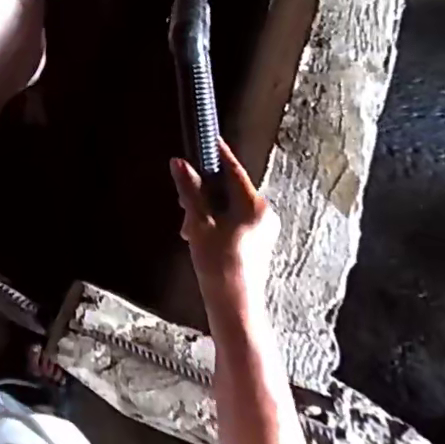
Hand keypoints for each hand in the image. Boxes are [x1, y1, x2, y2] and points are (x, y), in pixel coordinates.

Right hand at [170, 137, 277, 300]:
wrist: (234, 304)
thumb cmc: (218, 262)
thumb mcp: (198, 222)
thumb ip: (190, 190)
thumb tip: (179, 162)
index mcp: (255, 206)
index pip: (234, 170)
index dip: (218, 154)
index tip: (208, 139)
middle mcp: (265, 214)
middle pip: (229, 189)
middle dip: (204, 191)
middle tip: (183, 201)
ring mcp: (264, 230)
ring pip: (229, 207)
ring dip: (207, 210)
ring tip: (189, 227)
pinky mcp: (257, 243)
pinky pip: (234, 221)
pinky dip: (215, 222)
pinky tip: (199, 236)